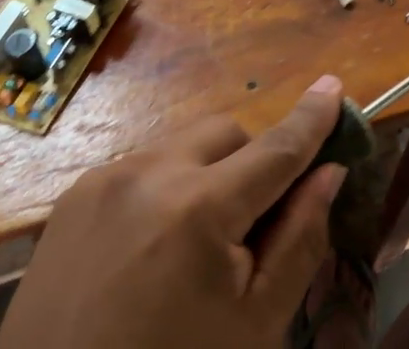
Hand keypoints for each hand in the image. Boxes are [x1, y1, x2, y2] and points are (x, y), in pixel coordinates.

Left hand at [0, 76, 347, 348]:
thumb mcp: (255, 323)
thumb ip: (299, 239)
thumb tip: (328, 172)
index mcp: (198, 209)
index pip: (275, 148)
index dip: (311, 119)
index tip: (335, 85)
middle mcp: (147, 175)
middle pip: (227, 133)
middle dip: (253, 161)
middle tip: (256, 221)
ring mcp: (102, 182)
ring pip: (182, 146)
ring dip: (208, 173)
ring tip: (198, 244)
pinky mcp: (73, 198)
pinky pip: (142, 168)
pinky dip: (167, 188)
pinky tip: (154, 248)